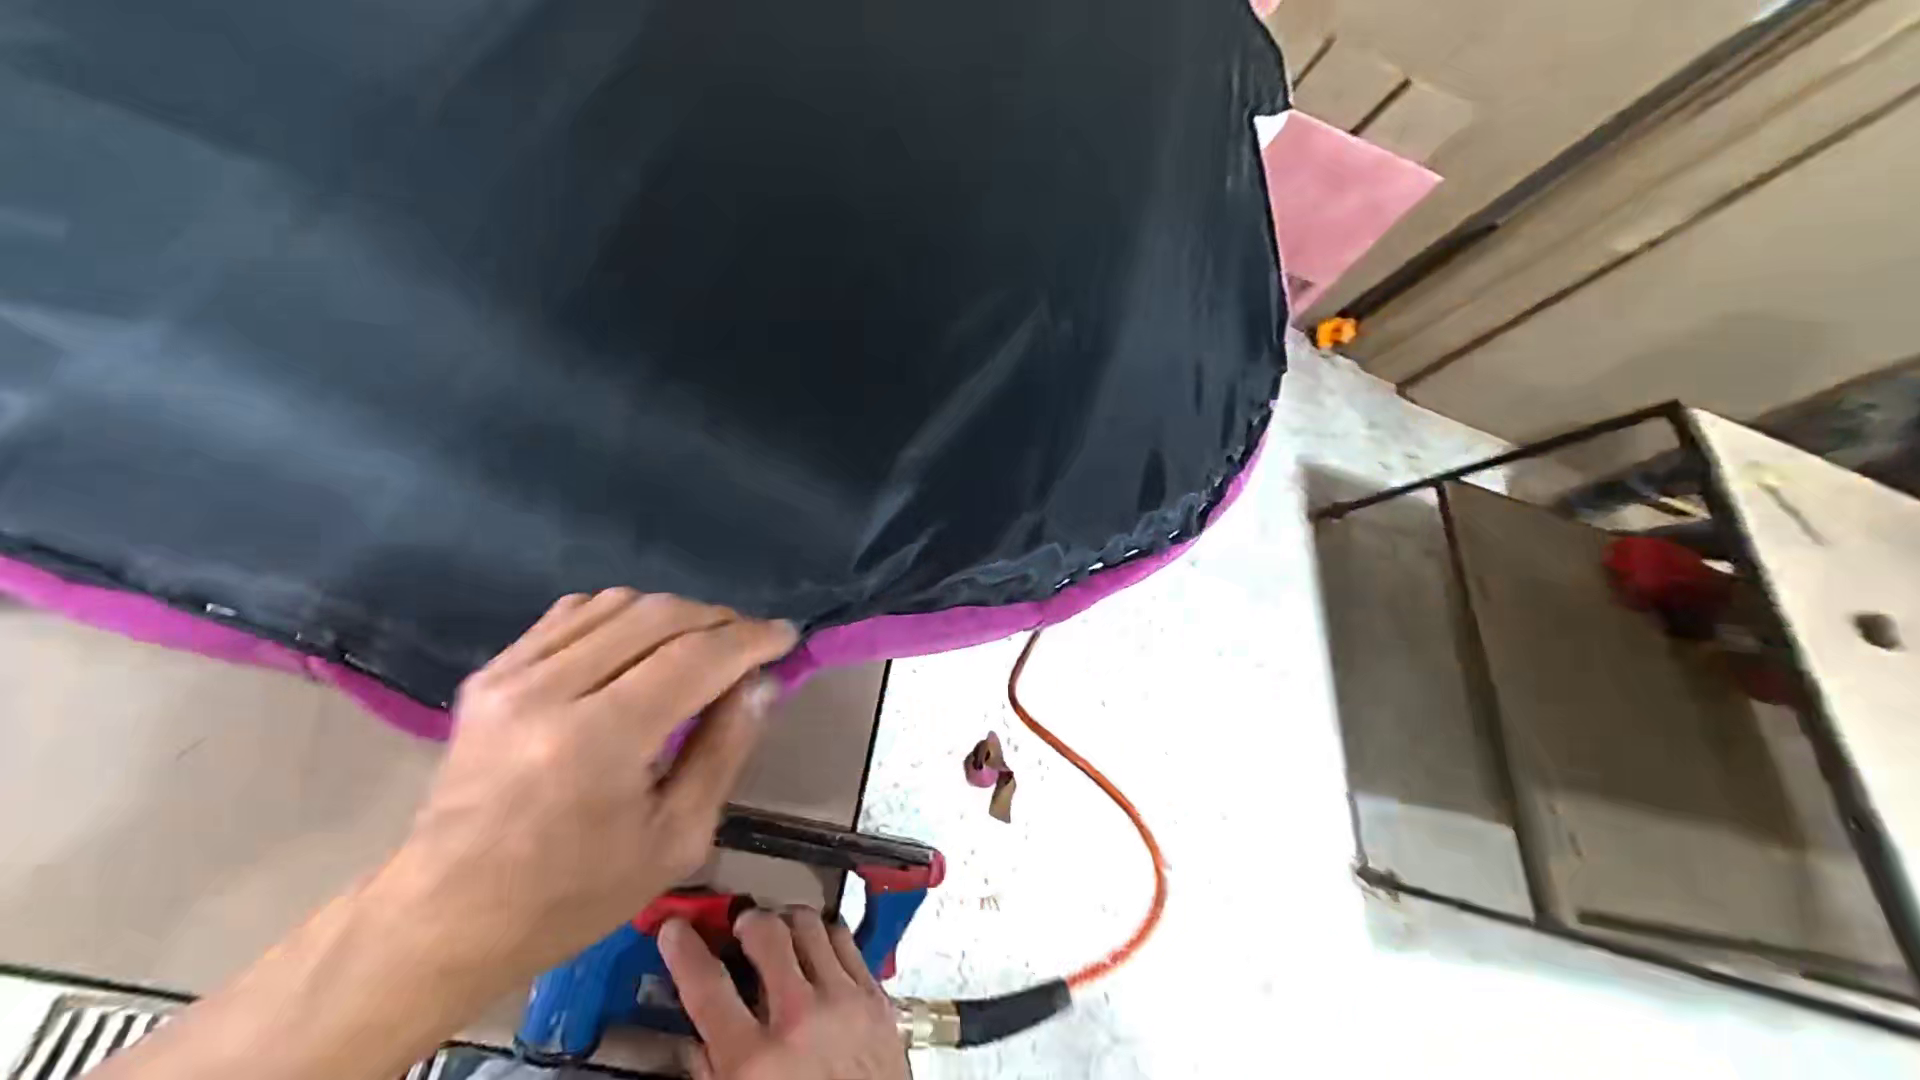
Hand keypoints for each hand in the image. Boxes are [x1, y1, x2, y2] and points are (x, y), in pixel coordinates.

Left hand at [381, 588, 797, 983]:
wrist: (445, 916)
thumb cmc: (574, 893)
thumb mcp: (677, 837)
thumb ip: (726, 748)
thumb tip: (762, 683)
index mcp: (598, 740)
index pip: (695, 657)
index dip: (751, 639)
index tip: (786, 636)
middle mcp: (549, 690)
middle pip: (659, 616)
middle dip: (721, 620)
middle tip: (752, 641)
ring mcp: (510, 675)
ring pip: (618, 603)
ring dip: (677, 613)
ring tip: (705, 641)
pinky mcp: (490, 673)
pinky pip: (574, 613)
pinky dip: (625, 615)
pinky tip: (644, 641)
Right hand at [661, 908, 908, 1079]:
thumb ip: (714, 1073)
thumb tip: (700, 1033)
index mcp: (754, 1061)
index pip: (708, 988)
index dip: (685, 952)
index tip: (675, 929)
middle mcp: (799, 1019)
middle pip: (768, 936)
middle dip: (748, 921)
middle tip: (740, 926)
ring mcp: (843, 1001)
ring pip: (810, 927)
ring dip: (788, 921)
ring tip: (779, 929)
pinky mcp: (876, 997)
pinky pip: (846, 941)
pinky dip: (825, 936)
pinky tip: (817, 946)